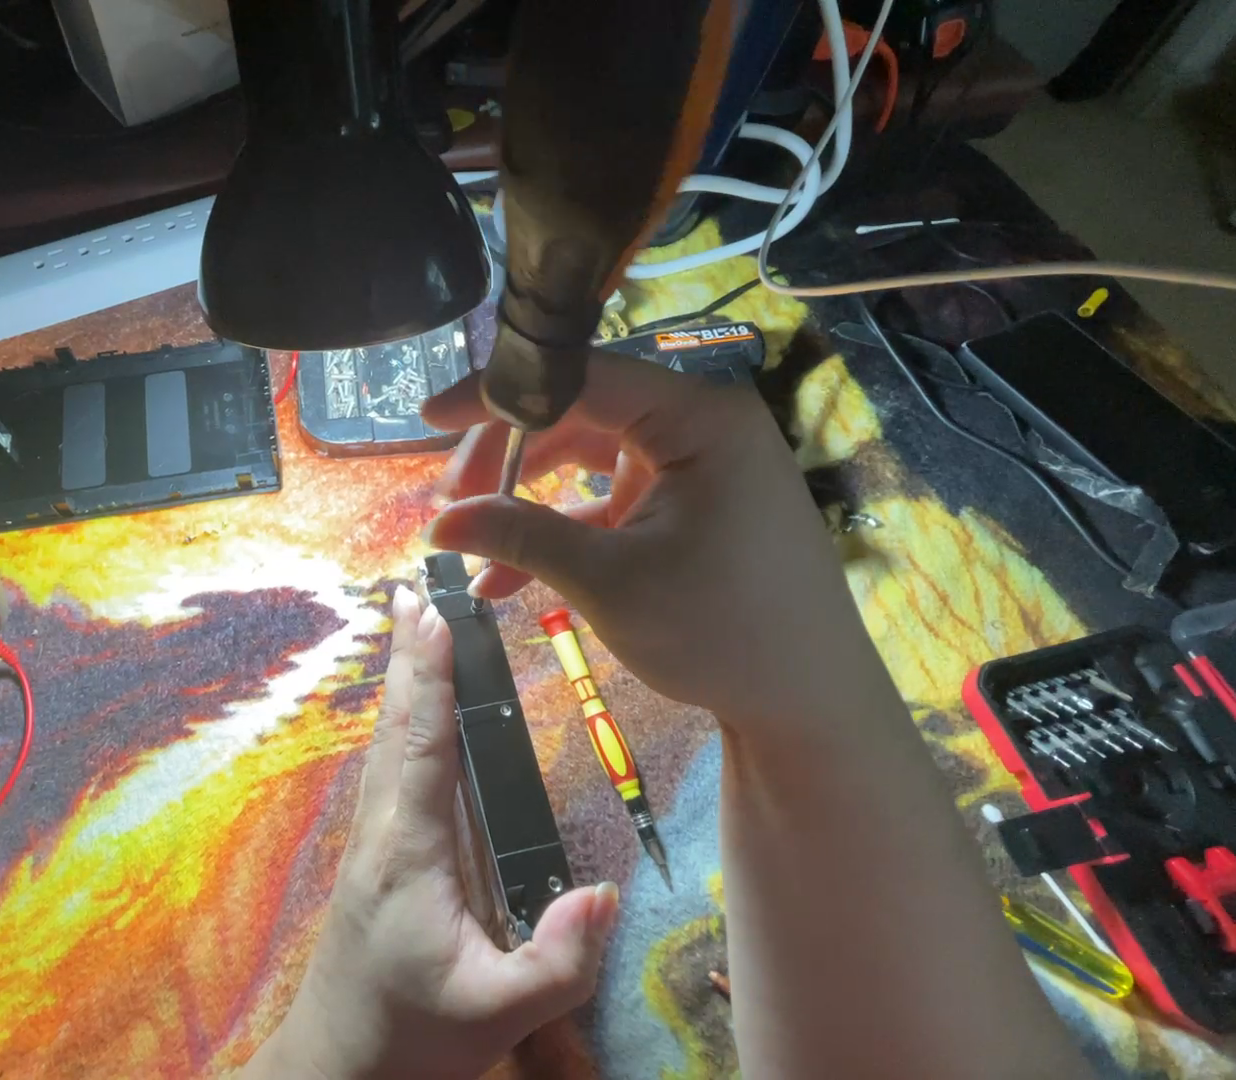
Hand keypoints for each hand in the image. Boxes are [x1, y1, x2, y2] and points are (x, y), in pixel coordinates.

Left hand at [244, 587, 618, 1079]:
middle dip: (406, 656)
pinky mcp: (376, 846)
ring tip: (408, 628)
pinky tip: (408, 706)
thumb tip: (604, 893)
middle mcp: (384, 826)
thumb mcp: (494, 1013)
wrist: (337, 1061)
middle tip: (410, 595)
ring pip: (387, 738)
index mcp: (409, 848)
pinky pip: (388, 763)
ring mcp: (374, 834)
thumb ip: (555, 960)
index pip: (423, 744)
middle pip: (397, 724)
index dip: (431, 678)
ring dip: (400, 679)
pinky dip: (399, 716)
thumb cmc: (410, 1035)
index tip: (436, 620)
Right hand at [422, 352, 883, 732]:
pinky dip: (557, 535)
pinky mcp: (680, 507)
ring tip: (464, 544)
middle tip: (447, 505)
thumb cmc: (719, 632)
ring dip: (522, 504)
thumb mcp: (608, 581)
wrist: (804, 704)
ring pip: (584, 463)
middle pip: (576, 419)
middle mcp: (695, 426)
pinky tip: (501, 580)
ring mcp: (688, 468)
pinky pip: (606, 505)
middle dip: (504, 463)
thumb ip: (520, 538)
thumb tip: (438, 526)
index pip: (580, 380)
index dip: (498, 395)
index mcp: (697, 417)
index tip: (430, 419)